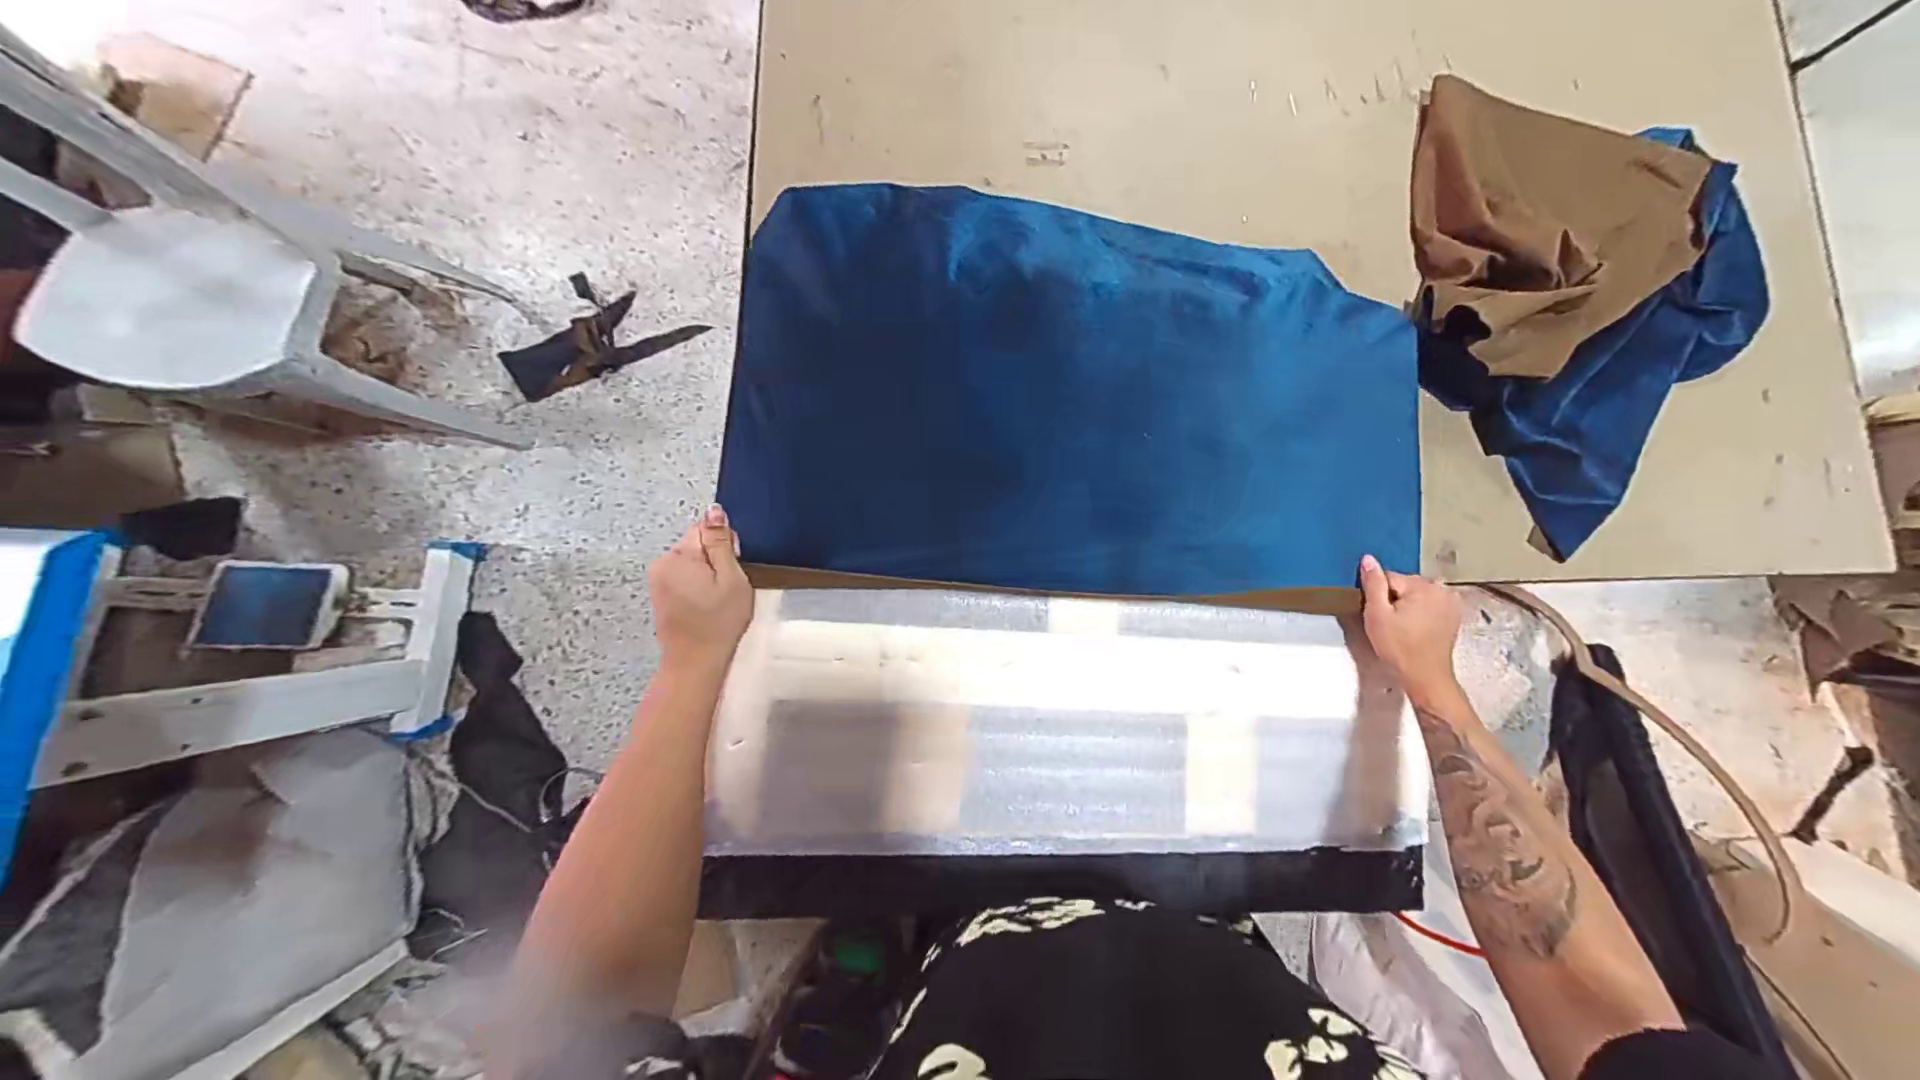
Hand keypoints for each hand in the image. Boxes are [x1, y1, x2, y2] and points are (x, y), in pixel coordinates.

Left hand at [648, 504, 752, 675]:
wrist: (695, 662)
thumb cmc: (718, 624)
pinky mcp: (660, 593)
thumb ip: (721, 541)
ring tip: (717, 598)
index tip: (732, 564)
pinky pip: (684, 576)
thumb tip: (715, 511)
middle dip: (715, 559)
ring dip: (706, 574)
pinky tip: (707, 605)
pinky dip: (697, 586)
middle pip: (697, 543)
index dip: (725, 544)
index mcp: (680, 555)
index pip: (706, 526)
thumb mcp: (731, 578)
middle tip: (727, 586)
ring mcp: (658, 579)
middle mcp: (663, 563)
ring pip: (692, 561)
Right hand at [1358, 554, 1462, 704]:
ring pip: (1416, 593)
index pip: (1388, 577)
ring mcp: (1452, 601)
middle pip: (1404, 584)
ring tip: (1402, 625)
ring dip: (1407, 604)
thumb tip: (1368, 559)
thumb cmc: (1398, 646)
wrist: (1425, 674)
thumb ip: (1373, 584)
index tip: (1379, 614)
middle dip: (1394, 598)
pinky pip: (1429, 603)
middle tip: (1389, 622)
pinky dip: (1420, 610)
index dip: (1378, 595)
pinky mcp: (1454, 613)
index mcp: (1423, 586)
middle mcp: (1442, 589)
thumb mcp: (1377, 614)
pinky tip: (1415, 627)